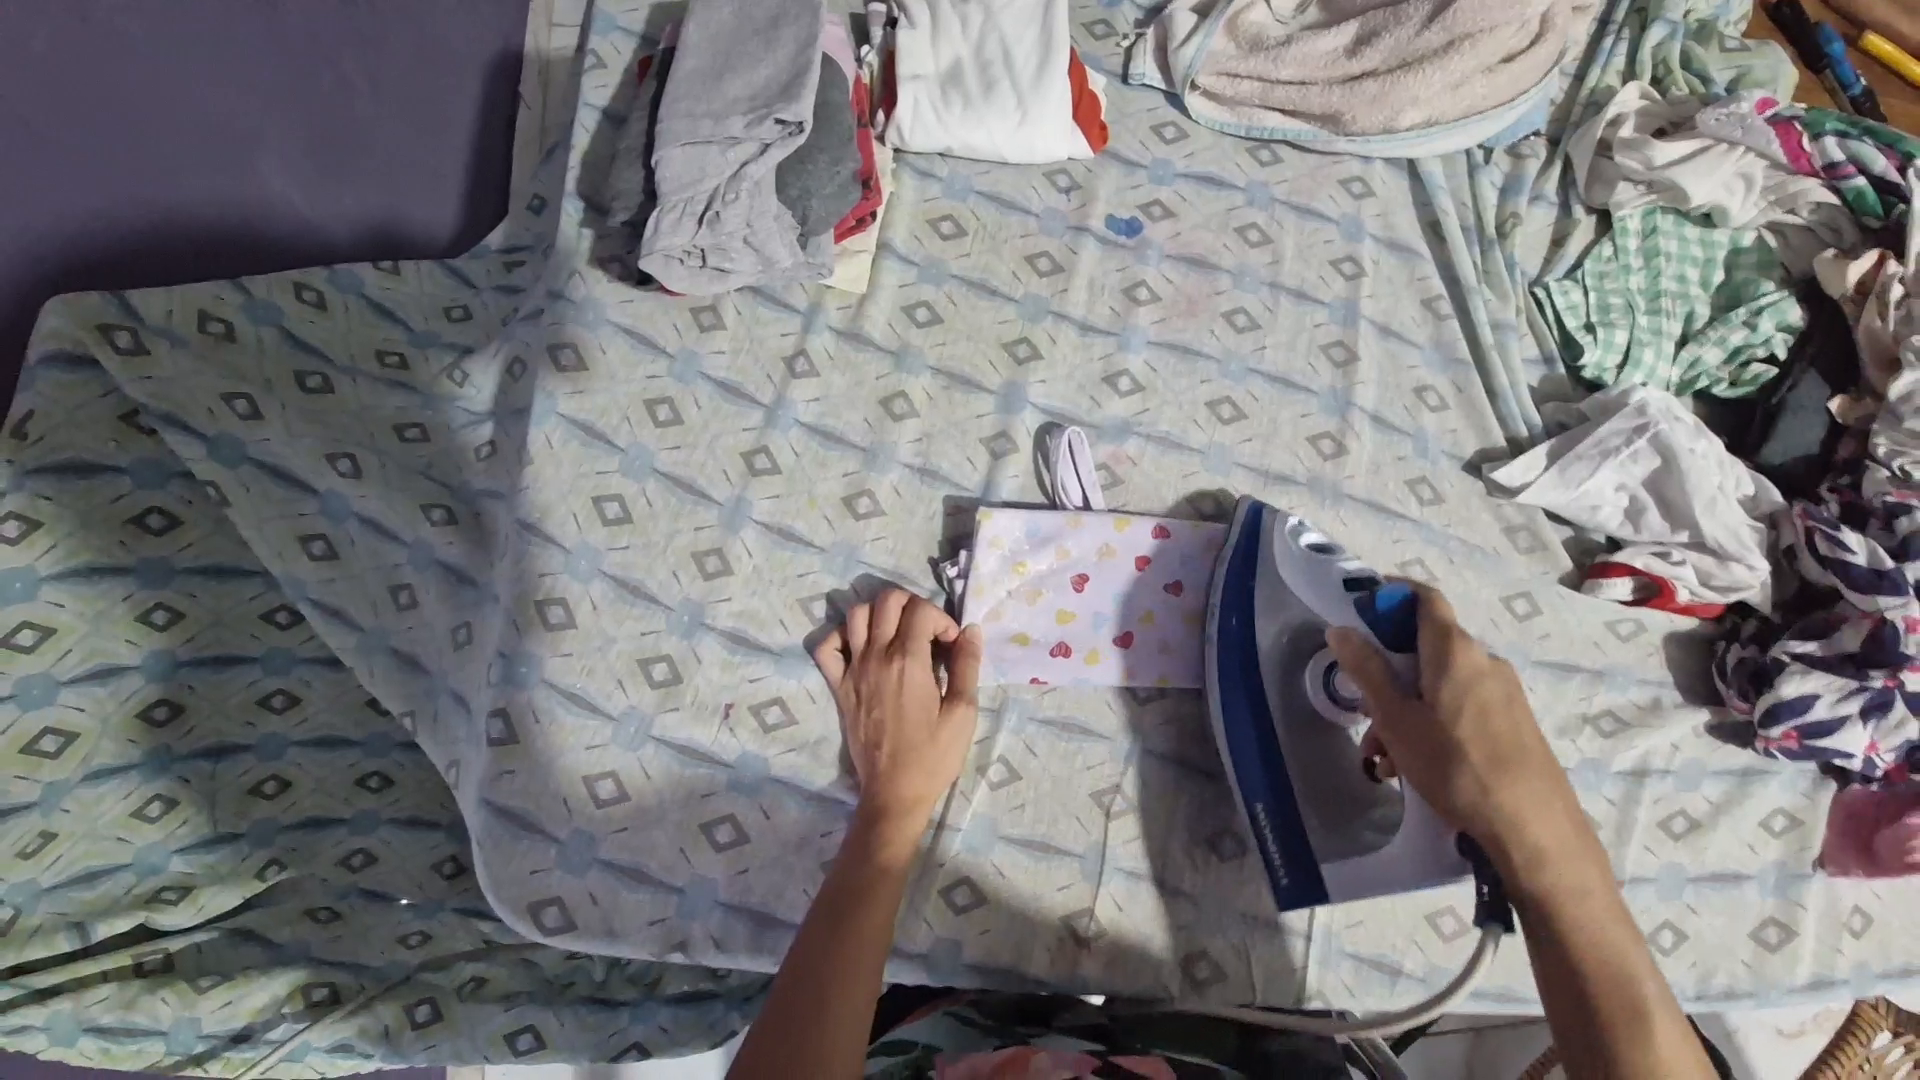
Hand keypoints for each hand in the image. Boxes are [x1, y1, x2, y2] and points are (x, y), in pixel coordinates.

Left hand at [812, 589, 983, 852]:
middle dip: (913, 604)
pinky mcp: (838, 686)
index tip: (953, 644)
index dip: (943, 618)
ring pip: (856, 614)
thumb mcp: (963, 713)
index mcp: (908, 661)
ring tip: (898, 632)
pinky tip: (861, 646)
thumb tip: (971, 629)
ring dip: (880, 613)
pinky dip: (841, 635)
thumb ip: (968, 666)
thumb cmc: (933, 756)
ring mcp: (853, 669)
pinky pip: (826, 646)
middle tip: (927, 630)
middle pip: (887, 600)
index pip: (921, 610)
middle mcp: (876, 656)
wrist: (894, 792)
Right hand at [1326, 582, 1587, 870]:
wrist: (1533, 830)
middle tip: (1361, 708)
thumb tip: (1341, 629)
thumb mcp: (1395, 718)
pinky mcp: (1513, 722)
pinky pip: (1460, 705)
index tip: (1358, 611)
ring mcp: (1503, 692)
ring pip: (1439, 682)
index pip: (1423, 598)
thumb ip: (1367, 669)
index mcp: (1454, 650)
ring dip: (1404, 706)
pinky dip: (1430, 720)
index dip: (1389, 594)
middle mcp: (1484, 660)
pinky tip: (1414, 764)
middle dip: (1386, 671)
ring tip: (1383, 754)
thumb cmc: (1454, 765)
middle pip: (1425, 646)